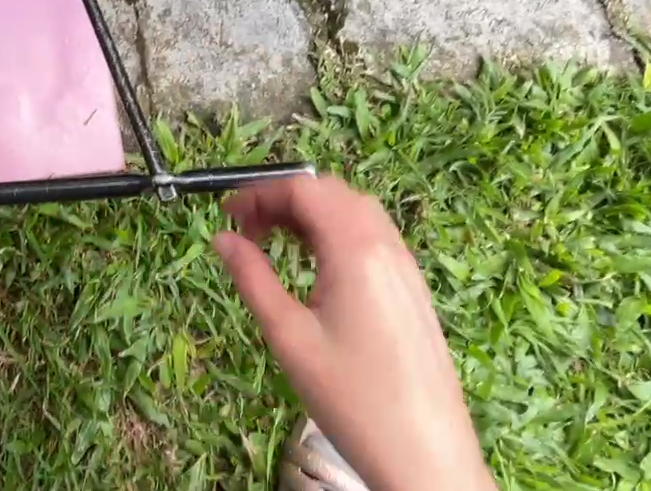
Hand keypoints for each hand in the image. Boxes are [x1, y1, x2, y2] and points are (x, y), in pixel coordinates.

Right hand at [212, 175, 493, 490]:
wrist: (429, 461)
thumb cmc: (351, 398)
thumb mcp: (288, 336)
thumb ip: (251, 277)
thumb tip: (221, 238)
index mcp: (355, 249)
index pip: (303, 189)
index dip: (259, 192)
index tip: (227, 215)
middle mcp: (386, 246)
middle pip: (329, 192)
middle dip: (282, 199)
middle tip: (248, 229)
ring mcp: (406, 267)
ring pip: (353, 209)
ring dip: (310, 212)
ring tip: (276, 242)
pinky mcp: (413, 289)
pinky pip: (372, 235)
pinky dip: (335, 230)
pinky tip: (316, 265)